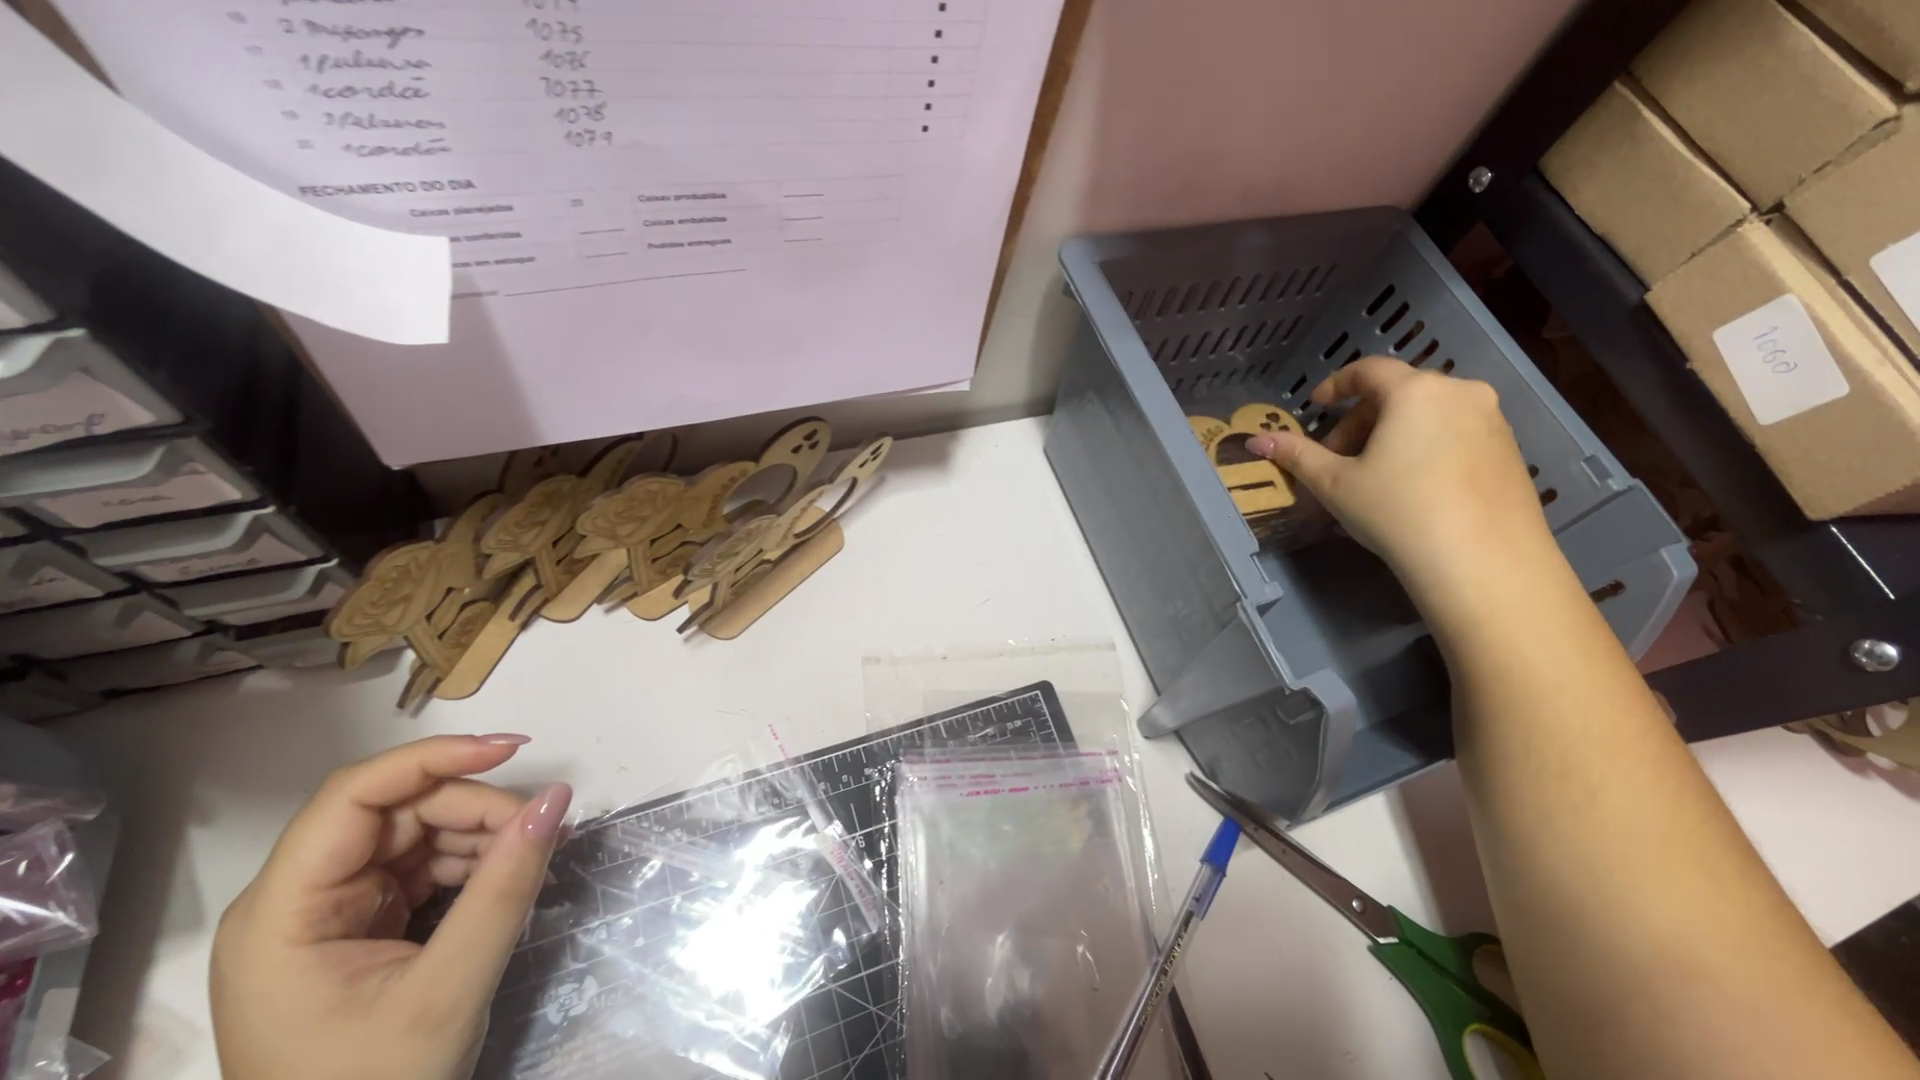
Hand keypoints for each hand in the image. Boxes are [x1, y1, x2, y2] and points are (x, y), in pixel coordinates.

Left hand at [211, 735, 570, 1079]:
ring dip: (477, 837)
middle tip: (540, 828)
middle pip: (392, 813)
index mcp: (284, 910)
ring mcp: (326, 915)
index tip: (515, 750)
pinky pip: (416, 871)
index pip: (355, 796)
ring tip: (531, 858)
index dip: (435, 758)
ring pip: (410, 837)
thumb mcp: (450, 989)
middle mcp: (295, 899)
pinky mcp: (356, 930)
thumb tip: (558, 799)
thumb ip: (505, 888)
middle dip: (472, 809)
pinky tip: (506, 877)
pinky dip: (467, 866)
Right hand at [1247, 356, 1552, 597]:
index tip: (1316, 406)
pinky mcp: (1511, 450)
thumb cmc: (1398, 512)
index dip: (1335, 385)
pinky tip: (1414, 489)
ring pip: (1430, 414)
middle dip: (1362, 420)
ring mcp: (1492, 420)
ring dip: (1395, 435)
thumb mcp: (1335, 485)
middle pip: (1399, 393)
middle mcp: (1460, 393)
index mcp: (1414, 390)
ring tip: (1375, 476)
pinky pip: (1456, 434)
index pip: (1367, 370)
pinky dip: (1427, 447)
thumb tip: (1255, 442)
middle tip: (1338, 458)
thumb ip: (1297, 456)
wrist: (1483, 562)